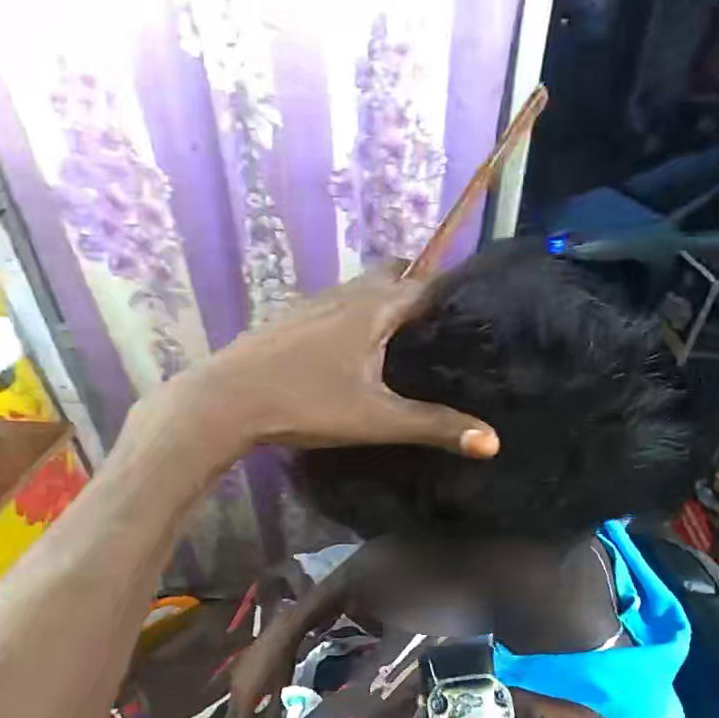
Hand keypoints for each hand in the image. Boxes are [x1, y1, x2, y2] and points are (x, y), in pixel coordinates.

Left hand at [164, 271, 499, 458]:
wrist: (225, 400)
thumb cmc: (306, 404)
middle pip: (392, 275)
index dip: (450, 295)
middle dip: (415, 291)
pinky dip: (351, 317)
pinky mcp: (288, 320)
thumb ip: (434, 427)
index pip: (426, 283)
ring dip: (381, 304)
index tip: (470, 316)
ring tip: (398, 342)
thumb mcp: (376, 420)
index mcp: (373, 307)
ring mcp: (312, 304)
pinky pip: (333, 306)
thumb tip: (493, 442)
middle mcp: (345, 294)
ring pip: (358, 290)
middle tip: (433, 330)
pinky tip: (348, 354)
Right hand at [226, 628, 294, 717]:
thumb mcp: (281, 691)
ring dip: (239, 708)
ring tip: (252, 710)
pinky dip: (239, 694)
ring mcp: (232, 677)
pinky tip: (249, 692)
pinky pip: (232, 686)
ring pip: (231, 700)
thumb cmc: (281, 666)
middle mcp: (233, 689)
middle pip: (231, 714)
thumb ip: (274, 711)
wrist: (278, 637)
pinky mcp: (234, 666)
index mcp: (244, 698)